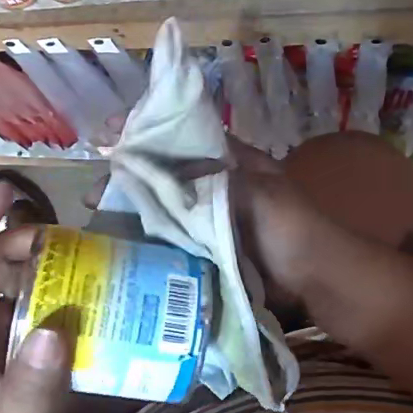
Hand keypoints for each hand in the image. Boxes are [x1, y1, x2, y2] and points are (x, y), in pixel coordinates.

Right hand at [79, 142, 345, 309]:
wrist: (318, 281)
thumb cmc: (293, 228)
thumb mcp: (257, 194)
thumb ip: (209, 181)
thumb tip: (156, 171)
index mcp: (227, 161)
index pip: (179, 136)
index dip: (144, 132)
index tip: (108, 131)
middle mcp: (212, 185)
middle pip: (162, 174)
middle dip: (128, 177)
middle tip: (94, 190)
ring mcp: (206, 219)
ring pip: (162, 207)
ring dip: (132, 210)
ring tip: (97, 217)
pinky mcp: (203, 250)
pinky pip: (169, 239)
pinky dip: (146, 240)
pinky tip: (119, 245)